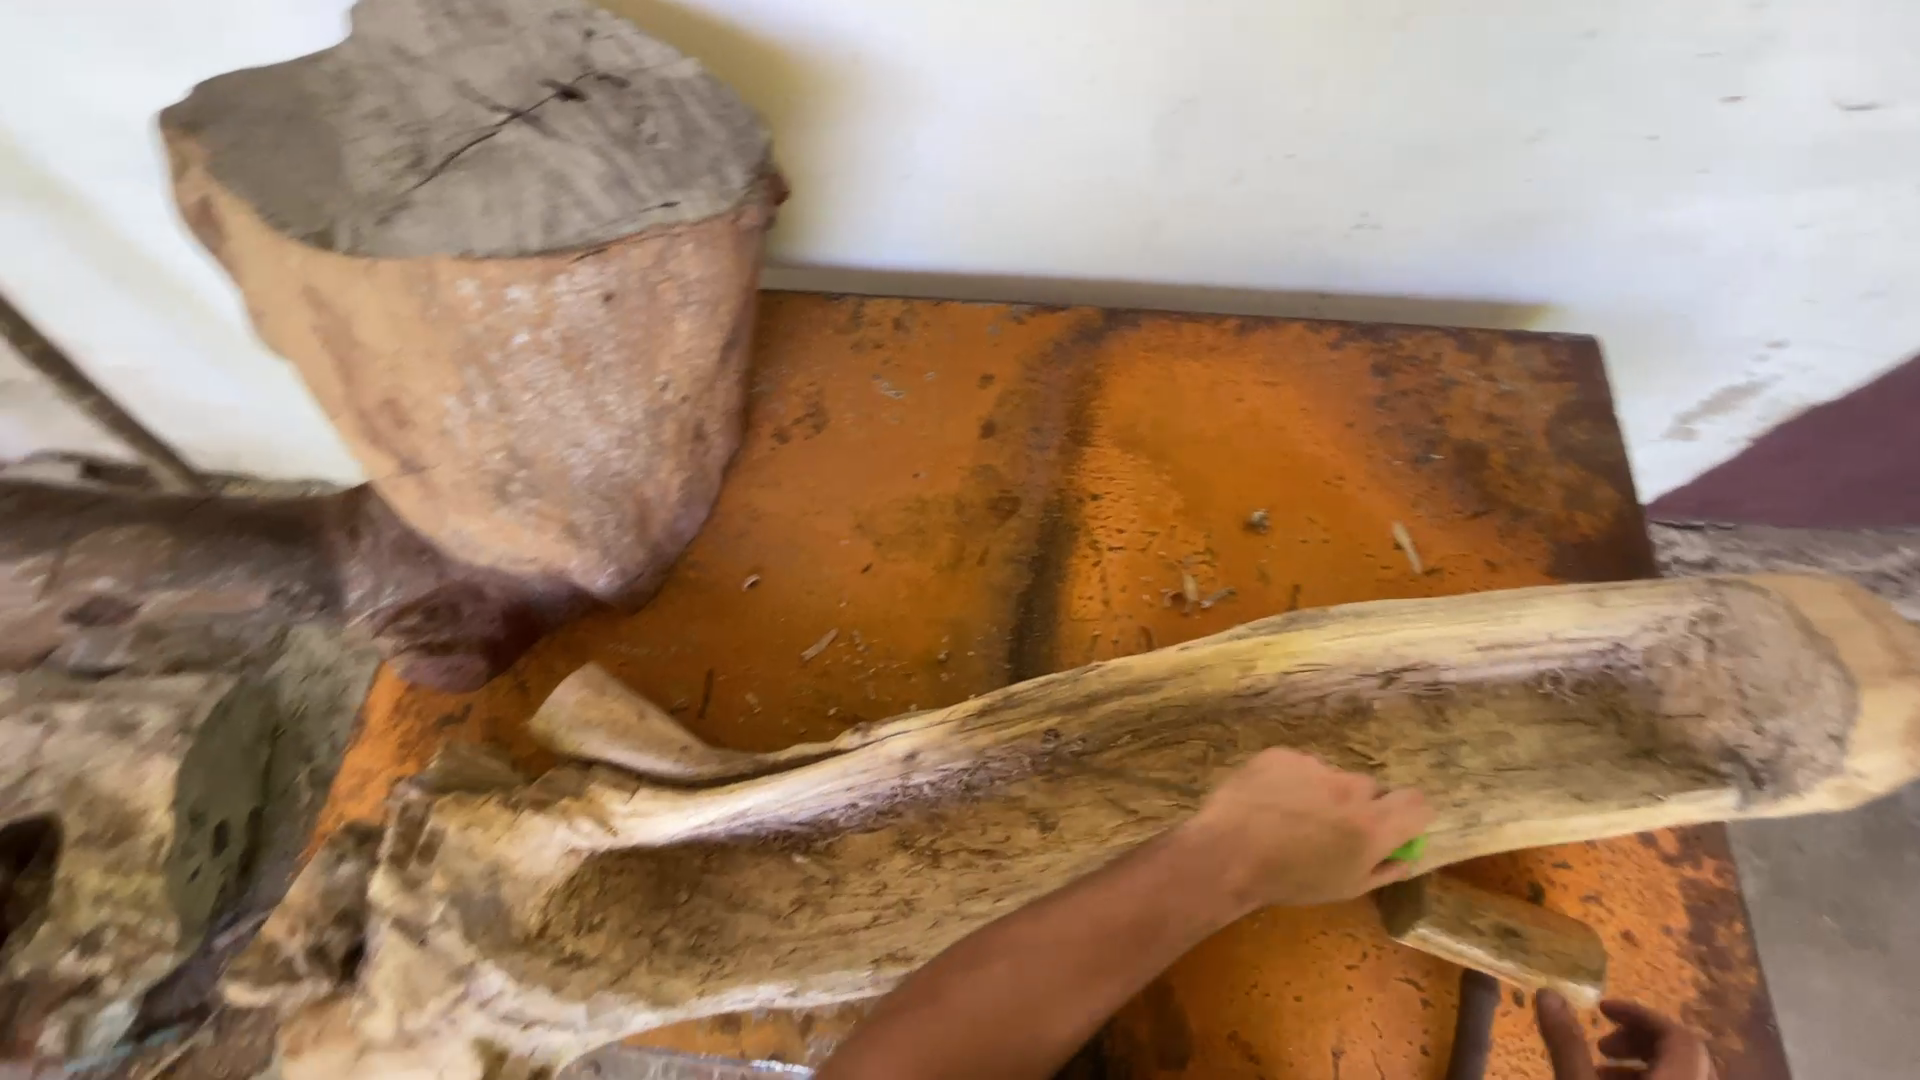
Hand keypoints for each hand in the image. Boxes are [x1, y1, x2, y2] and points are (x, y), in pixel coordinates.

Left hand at [1175, 749, 1430, 911]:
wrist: (1229, 852)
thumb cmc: (1290, 880)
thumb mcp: (1347, 887)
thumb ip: (1385, 868)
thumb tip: (1407, 855)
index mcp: (1373, 825)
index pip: (1418, 803)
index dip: (1408, 814)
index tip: (1394, 824)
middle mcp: (1349, 788)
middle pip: (1370, 788)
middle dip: (1359, 804)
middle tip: (1330, 826)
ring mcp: (1314, 766)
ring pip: (1331, 775)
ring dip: (1321, 790)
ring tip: (1290, 815)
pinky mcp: (1282, 754)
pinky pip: (1297, 765)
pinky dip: (1290, 778)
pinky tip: (1268, 799)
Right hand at [1535, 990, 1715, 1079]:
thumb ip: (1567, 1042)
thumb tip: (1548, 992)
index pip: (1680, 1037)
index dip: (1640, 1015)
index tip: (1601, 1010)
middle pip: (1687, 1055)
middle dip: (1639, 1039)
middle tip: (1602, 1043)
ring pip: (1684, 1075)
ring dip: (1643, 1062)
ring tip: (1601, 1069)